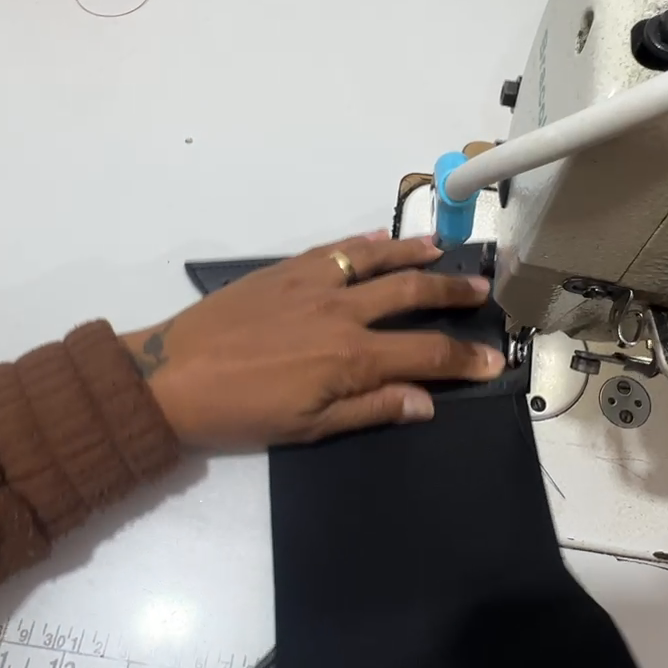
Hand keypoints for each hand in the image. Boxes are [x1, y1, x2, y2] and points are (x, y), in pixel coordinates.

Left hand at [119, 232, 504, 449]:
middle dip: (453, 292)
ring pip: (377, 259)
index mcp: (351, 358)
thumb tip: (426, 401)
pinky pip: (336, 248)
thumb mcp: (308, 428)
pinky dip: (365, 242)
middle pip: (412, 293)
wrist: (172, 376)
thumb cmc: (241, 413)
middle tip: (481, 291)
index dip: (465, 358)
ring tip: (442, 250)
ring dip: (415, 253)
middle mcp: (342, 312)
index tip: (495, 359)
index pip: (426, 354)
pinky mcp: (287, 268)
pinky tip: (381, 239)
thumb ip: (371, 409)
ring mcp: (314, 283)